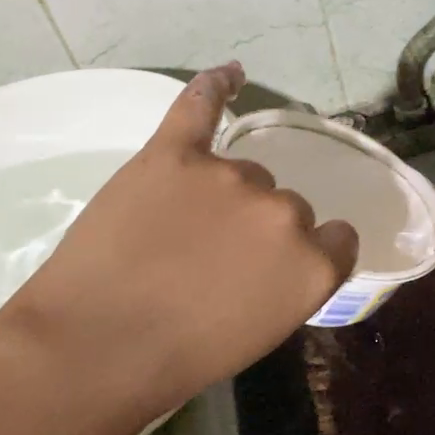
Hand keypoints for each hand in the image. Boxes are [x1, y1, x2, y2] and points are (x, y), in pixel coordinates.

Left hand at [0, 63, 357, 416]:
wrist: (97, 347)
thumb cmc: (183, 358)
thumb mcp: (264, 332)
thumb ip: (289, 283)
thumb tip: (279, 257)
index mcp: (314, 264)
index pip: (337, 238)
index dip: (308, 253)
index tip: (277, 269)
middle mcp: (285, 211)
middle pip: (287, 204)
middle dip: (257, 230)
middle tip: (212, 261)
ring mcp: (228, 176)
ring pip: (243, 172)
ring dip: (222, 195)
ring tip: (175, 233)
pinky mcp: (171, 154)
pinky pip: (201, 105)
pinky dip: (215, 86)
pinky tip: (230, 75)